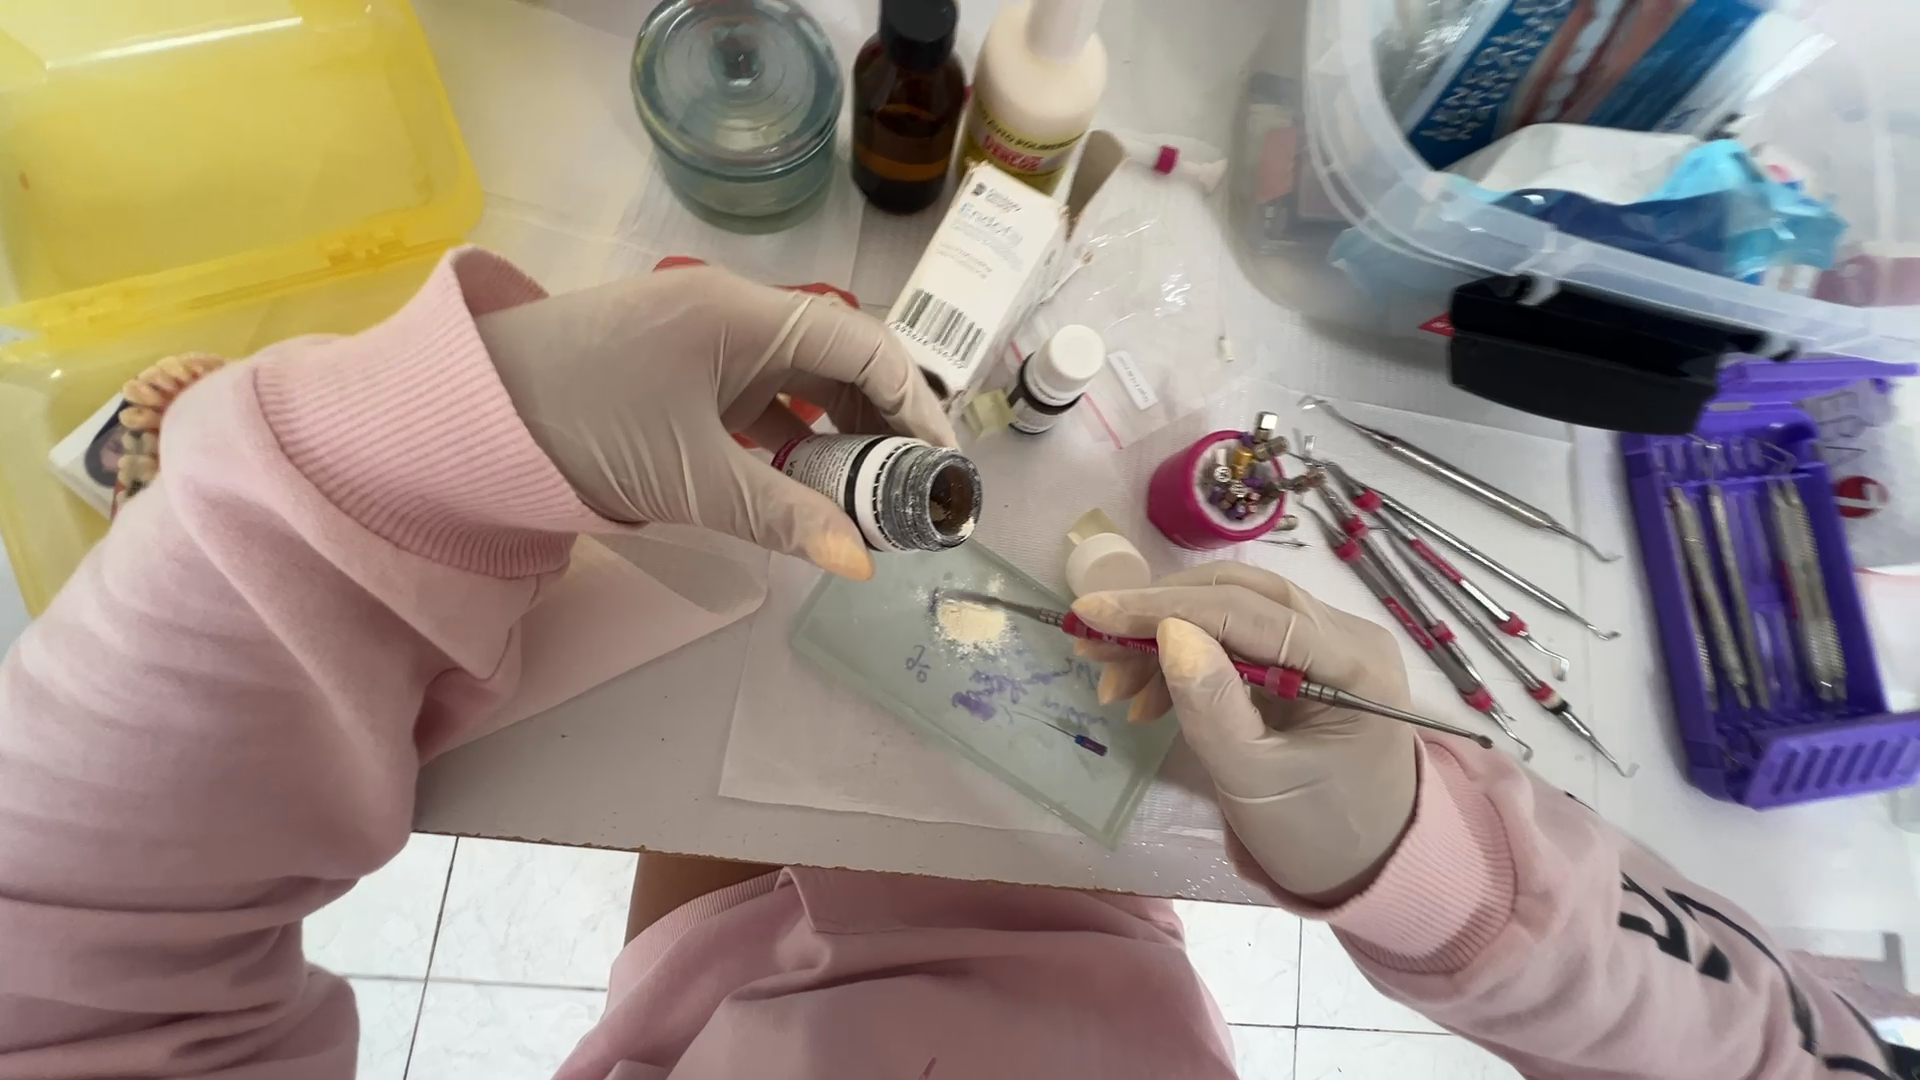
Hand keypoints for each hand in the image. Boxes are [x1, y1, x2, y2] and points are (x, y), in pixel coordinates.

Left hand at [477, 265, 955, 580]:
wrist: (458, 418)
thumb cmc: (577, 426)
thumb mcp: (691, 477)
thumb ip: (785, 518)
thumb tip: (863, 565)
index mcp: (745, 316)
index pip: (864, 345)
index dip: (915, 402)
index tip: (942, 461)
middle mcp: (740, 316)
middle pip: (844, 359)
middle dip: (886, 421)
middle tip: (913, 483)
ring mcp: (715, 341)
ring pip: (809, 379)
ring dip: (844, 430)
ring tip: (872, 487)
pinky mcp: (694, 370)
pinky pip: (770, 397)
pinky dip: (799, 435)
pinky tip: (813, 475)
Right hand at [1070, 563, 1417, 904]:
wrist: (1365, 867)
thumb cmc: (1314, 833)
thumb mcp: (1252, 779)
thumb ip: (1210, 704)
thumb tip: (1169, 631)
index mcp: (1352, 662)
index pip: (1243, 609)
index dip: (1160, 606)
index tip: (1090, 611)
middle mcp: (1344, 633)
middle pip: (1234, 595)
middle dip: (1155, 617)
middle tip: (1092, 645)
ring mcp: (1326, 640)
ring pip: (1226, 609)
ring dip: (1162, 640)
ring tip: (1114, 687)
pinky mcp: (1303, 654)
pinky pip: (1232, 636)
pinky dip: (1182, 659)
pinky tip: (1146, 698)